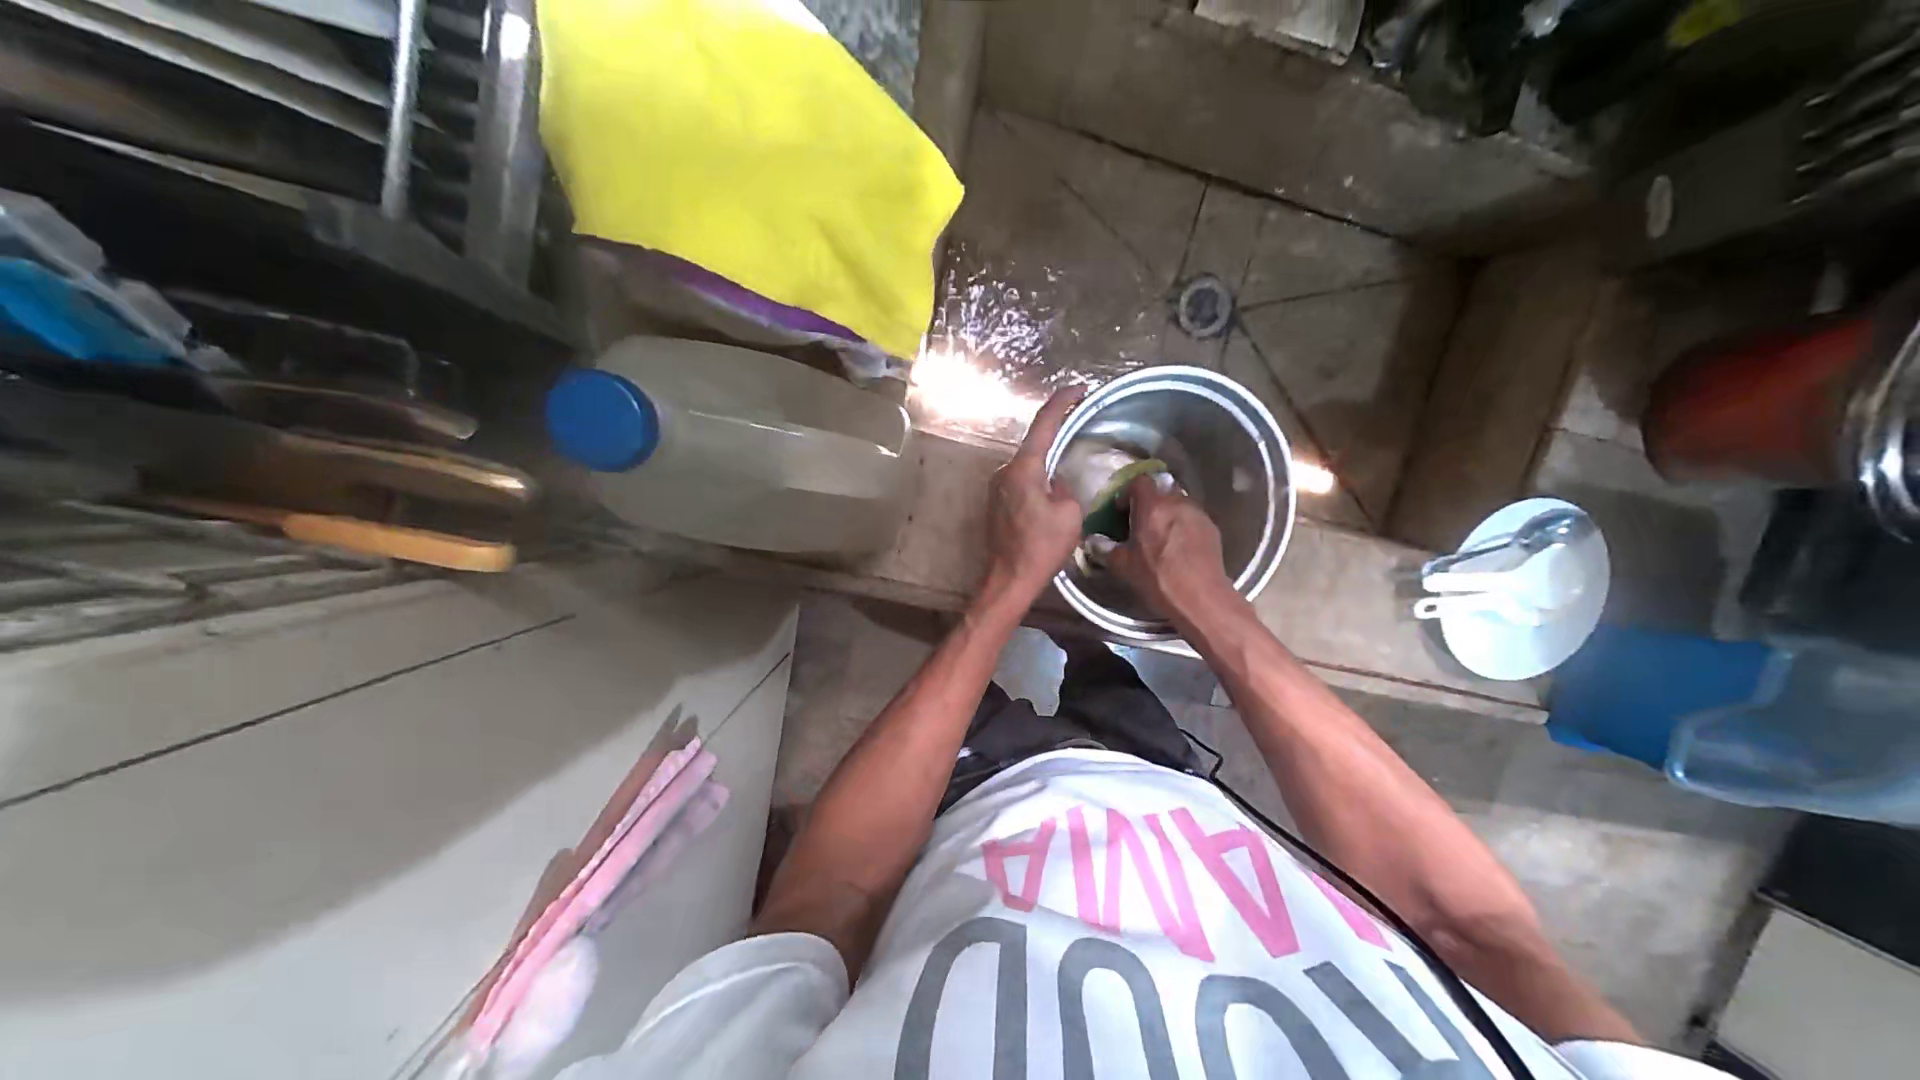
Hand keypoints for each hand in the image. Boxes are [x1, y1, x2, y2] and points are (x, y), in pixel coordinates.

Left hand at [980, 387, 1087, 607]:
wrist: (1009, 579)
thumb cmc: (1041, 547)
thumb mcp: (1070, 513)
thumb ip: (1064, 487)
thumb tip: (1055, 483)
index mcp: (1023, 468)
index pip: (1044, 424)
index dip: (1062, 402)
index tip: (1078, 389)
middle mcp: (1005, 472)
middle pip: (1034, 446)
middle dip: (1057, 436)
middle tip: (1079, 429)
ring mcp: (996, 488)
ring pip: (1028, 467)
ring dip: (1047, 466)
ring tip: (1069, 471)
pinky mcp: (995, 504)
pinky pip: (1021, 483)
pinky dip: (1037, 482)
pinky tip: (1050, 496)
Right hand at [1095, 473, 1235, 622]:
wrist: (1200, 597)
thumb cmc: (1158, 578)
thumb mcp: (1123, 566)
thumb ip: (1106, 549)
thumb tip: (1094, 541)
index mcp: (1152, 507)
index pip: (1140, 481)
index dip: (1129, 492)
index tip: (1123, 510)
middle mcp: (1177, 503)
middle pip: (1161, 489)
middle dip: (1150, 502)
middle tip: (1141, 522)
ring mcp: (1198, 514)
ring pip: (1179, 503)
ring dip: (1168, 513)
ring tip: (1161, 535)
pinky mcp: (1213, 528)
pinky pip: (1193, 518)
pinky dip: (1183, 525)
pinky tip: (1179, 546)